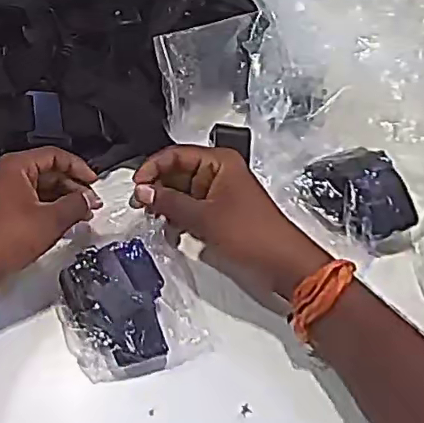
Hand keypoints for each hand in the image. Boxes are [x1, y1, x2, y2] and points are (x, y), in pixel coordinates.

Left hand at [0, 148, 100, 291]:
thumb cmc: (4, 239)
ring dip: (65, 198)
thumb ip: (75, 204)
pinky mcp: (9, 207)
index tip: (93, 180)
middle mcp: (10, 174)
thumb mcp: (51, 219)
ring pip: (45, 186)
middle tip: (91, 200)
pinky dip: (53, 208)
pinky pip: (37, 199)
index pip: (54, 155)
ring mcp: (8, 191)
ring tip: (83, 212)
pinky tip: (67, 220)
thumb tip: (87, 198)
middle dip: (73, 185)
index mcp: (16, 166)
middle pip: (50, 170)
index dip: (78, 167)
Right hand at [132, 145, 330, 300]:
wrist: (286, 267)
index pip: (174, 155)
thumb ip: (169, 202)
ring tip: (156, 220)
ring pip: (180, 192)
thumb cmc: (253, 235)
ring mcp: (218, 193)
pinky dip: (178, 218)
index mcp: (219, 162)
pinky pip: (190, 208)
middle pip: (176, 172)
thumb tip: (143, 191)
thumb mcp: (204, 218)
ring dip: (166, 206)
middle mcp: (218, 173)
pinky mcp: (219, 212)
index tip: (137, 186)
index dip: (152, 168)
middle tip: (141, 205)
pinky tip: (171, 232)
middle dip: (157, 189)